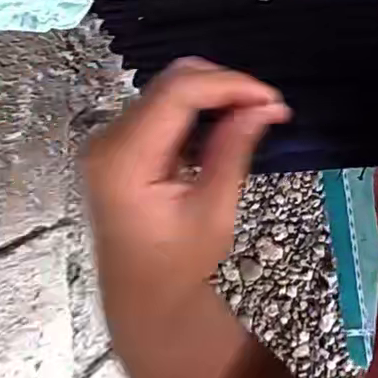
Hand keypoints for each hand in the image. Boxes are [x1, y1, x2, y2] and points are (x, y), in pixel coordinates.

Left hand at [82, 58, 290, 323]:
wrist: (142, 295)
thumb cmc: (177, 265)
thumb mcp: (214, 212)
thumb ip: (234, 150)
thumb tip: (266, 105)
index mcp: (125, 160)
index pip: (178, 94)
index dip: (228, 84)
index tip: (269, 97)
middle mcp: (108, 139)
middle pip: (171, 82)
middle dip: (224, 84)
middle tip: (265, 105)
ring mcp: (110, 136)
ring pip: (168, 86)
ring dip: (213, 92)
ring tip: (251, 113)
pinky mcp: (120, 139)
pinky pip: (163, 103)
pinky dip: (198, 105)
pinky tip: (224, 122)